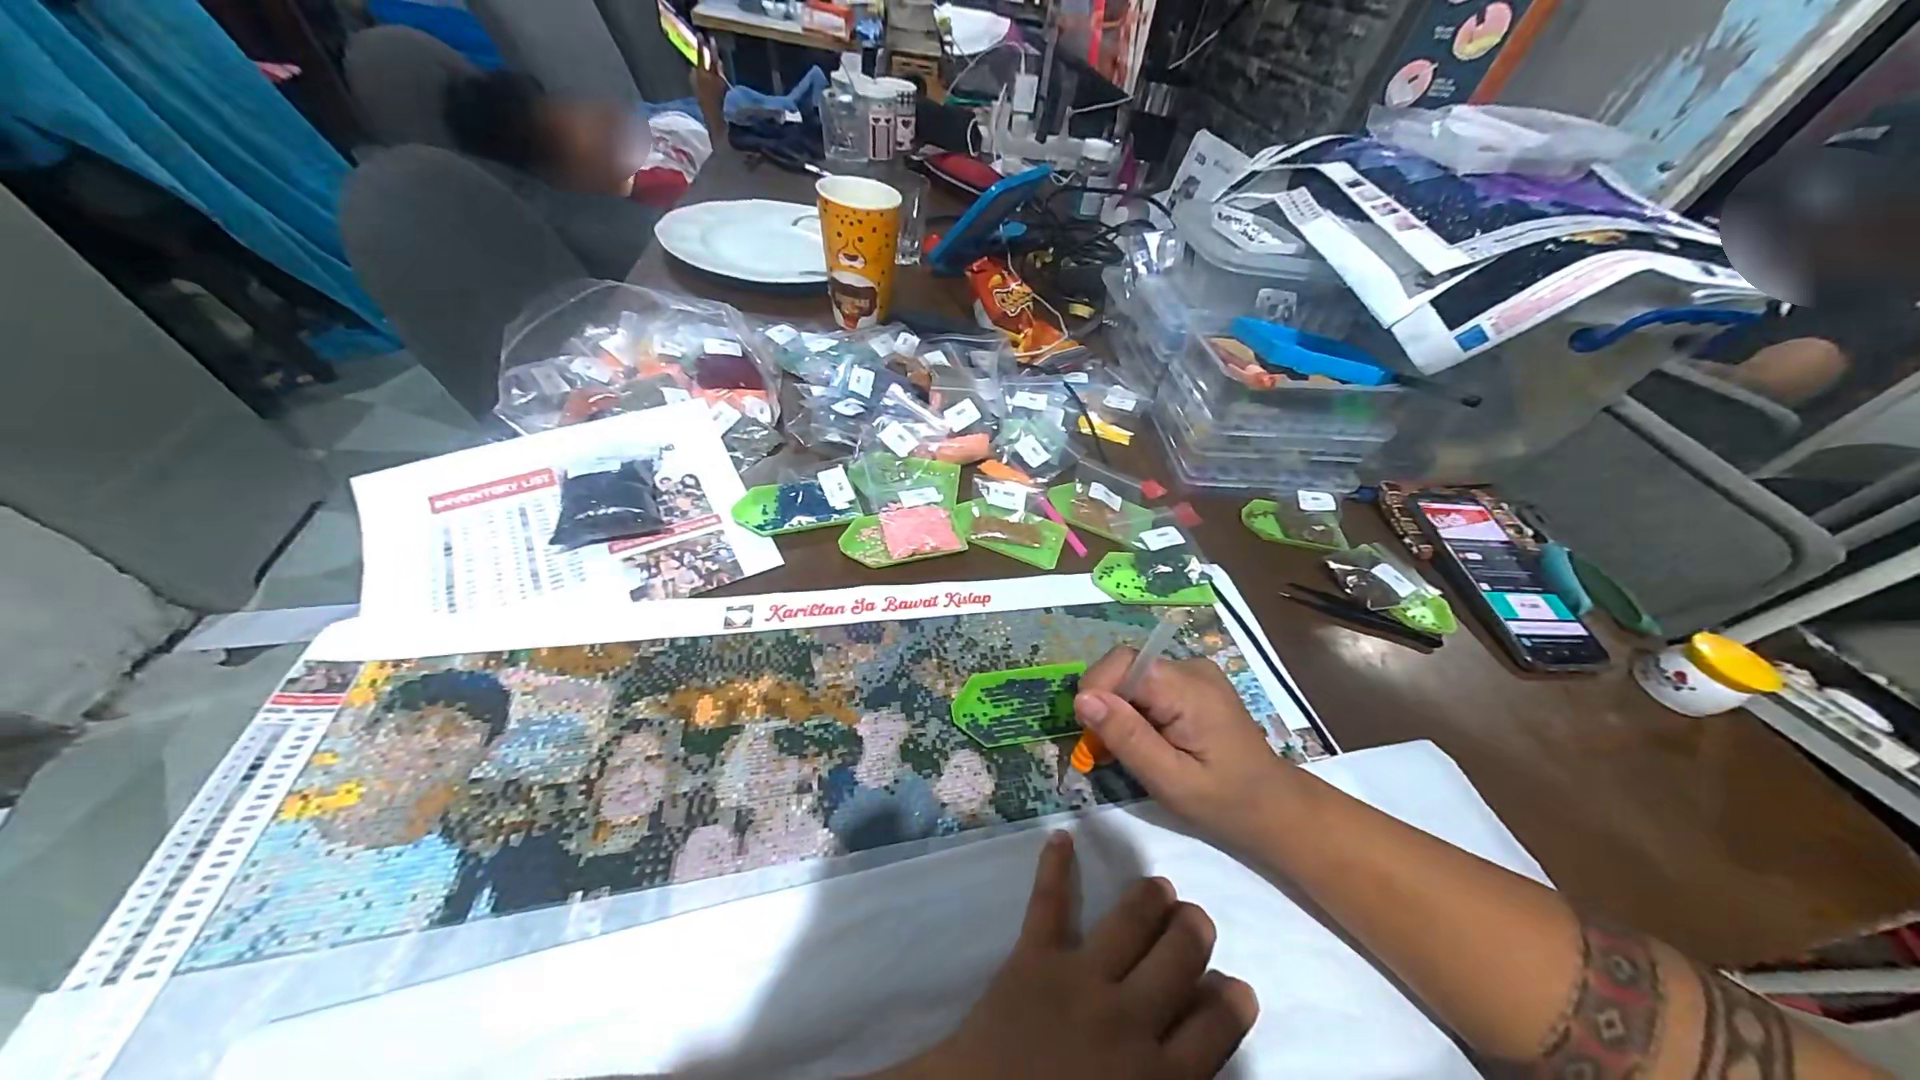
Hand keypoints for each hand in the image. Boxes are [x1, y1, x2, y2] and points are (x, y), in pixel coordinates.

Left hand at [897, 832, 1255, 1079]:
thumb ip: (1171, 1078)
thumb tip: (1194, 1051)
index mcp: (1161, 1075)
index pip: (1216, 1023)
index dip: (1232, 1000)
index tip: (1236, 984)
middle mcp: (1130, 1017)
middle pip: (1181, 955)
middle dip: (1195, 931)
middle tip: (1193, 921)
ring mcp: (1080, 979)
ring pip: (1131, 920)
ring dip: (1150, 896)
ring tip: (1159, 887)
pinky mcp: (1033, 957)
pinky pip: (1048, 903)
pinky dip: (1053, 866)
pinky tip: (1063, 836)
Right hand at [1075, 648, 1293, 847]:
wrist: (1275, 808)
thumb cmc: (1224, 802)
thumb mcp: (1169, 779)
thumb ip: (1126, 737)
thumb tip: (1083, 699)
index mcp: (1189, 688)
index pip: (1124, 662)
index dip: (1096, 689)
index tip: (1088, 731)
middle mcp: (1192, 668)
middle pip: (1127, 668)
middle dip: (1105, 704)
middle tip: (1103, 750)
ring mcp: (1194, 674)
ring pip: (1134, 678)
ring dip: (1118, 711)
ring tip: (1123, 752)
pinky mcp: (1193, 685)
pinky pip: (1148, 686)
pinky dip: (1134, 711)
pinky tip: (1143, 743)